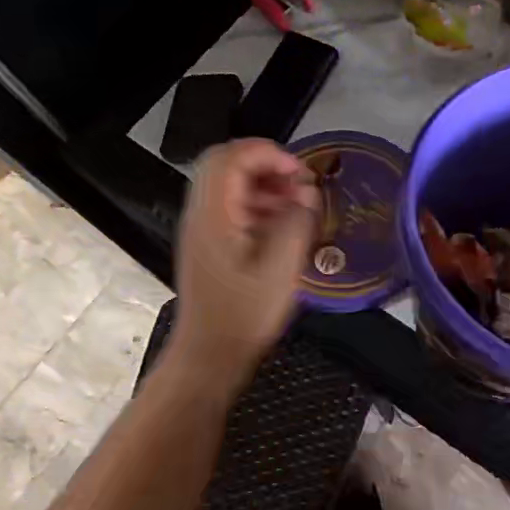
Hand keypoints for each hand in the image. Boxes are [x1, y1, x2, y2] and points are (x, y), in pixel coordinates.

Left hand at [168, 140, 316, 382]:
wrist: (209, 356)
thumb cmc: (244, 317)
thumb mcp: (280, 271)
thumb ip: (296, 224)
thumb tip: (307, 195)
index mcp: (214, 215)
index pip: (232, 157)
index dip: (269, 153)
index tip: (302, 173)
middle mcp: (201, 215)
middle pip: (227, 165)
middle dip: (267, 166)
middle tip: (300, 185)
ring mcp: (203, 231)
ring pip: (230, 187)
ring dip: (265, 187)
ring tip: (298, 207)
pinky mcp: (210, 247)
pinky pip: (232, 210)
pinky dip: (259, 208)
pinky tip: (283, 229)